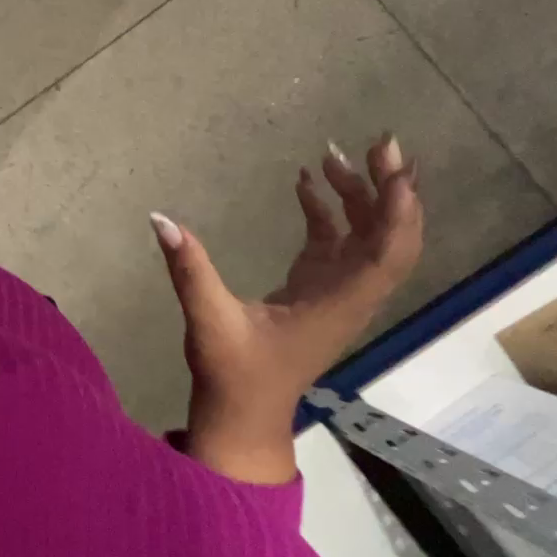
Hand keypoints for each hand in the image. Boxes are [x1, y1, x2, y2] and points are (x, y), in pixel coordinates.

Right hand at [152, 134, 424, 484]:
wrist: (243, 413)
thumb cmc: (234, 371)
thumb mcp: (208, 319)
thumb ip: (189, 269)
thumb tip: (159, 218)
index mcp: (338, 303)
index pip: (387, 251)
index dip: (397, 209)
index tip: (392, 166)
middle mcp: (348, 295)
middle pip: (387, 237)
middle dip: (389, 190)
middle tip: (379, 143)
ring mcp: (332, 293)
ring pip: (362, 238)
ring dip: (358, 197)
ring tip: (332, 154)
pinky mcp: (312, 292)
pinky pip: (333, 244)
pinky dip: (327, 213)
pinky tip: (306, 185)